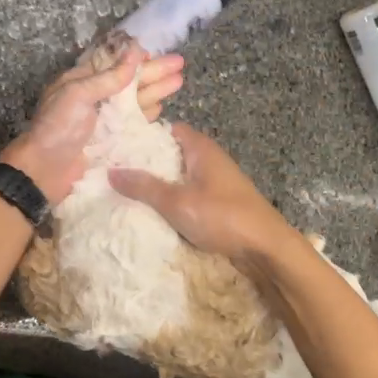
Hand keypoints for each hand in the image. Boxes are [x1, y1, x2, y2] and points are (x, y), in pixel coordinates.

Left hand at [1, 45, 185, 203]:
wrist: (44, 171)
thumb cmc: (58, 128)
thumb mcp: (79, 94)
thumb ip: (109, 76)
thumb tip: (135, 51)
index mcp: (81, 81)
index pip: (114, 64)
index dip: (136, 59)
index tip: (157, 54)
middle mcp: (93, 98)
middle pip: (129, 82)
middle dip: (154, 72)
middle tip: (180, 65)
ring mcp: (102, 121)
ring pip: (134, 101)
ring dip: (155, 91)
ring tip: (177, 83)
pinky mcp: (109, 141)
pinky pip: (132, 123)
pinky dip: (146, 115)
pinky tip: (160, 109)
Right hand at [108, 123, 296, 262]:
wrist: (265, 248)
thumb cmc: (222, 216)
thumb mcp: (177, 202)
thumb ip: (144, 187)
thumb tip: (112, 172)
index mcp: (200, 149)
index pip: (168, 130)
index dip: (144, 135)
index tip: (117, 146)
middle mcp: (209, 160)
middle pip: (171, 154)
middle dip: (146, 163)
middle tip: (113, 171)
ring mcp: (215, 183)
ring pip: (179, 178)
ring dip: (158, 186)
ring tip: (125, 192)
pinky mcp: (218, 204)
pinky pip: (188, 196)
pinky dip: (172, 202)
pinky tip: (152, 212)